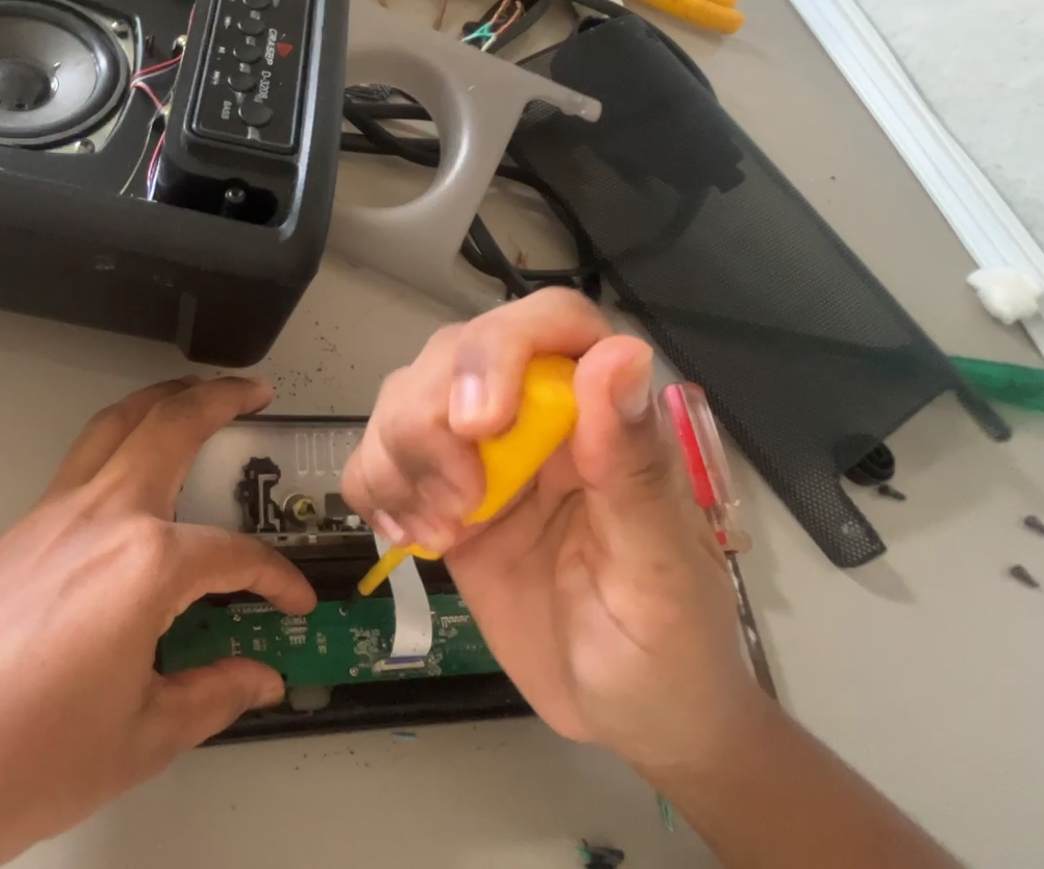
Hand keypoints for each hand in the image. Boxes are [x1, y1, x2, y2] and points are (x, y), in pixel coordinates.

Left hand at [0, 376, 313, 868]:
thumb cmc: (25, 760)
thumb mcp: (143, 736)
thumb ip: (213, 693)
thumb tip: (256, 678)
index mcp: (144, 565)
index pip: (234, 556)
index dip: (275, 579)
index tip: (292, 602)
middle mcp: (100, 519)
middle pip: (168, 425)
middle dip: (219, 396)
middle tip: (255, 390)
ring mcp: (52, 517)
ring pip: (116, 424)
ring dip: (163, 399)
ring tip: (198, 397)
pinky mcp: (20, 533)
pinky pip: (83, 460)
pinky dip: (123, 438)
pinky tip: (139, 475)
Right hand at [341, 290, 765, 771]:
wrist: (625, 719)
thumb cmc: (669, 653)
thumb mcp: (661, 573)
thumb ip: (635, 469)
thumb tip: (619, 353)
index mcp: (603, 419)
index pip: (549, 325)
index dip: (500, 350)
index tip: (479, 425)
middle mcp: (535, 421)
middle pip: (453, 355)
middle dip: (430, 422)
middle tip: (457, 505)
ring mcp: (479, 460)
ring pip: (401, 401)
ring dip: (397, 461)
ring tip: (440, 533)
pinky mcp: (436, 500)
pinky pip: (374, 462)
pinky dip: (374, 492)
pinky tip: (410, 539)